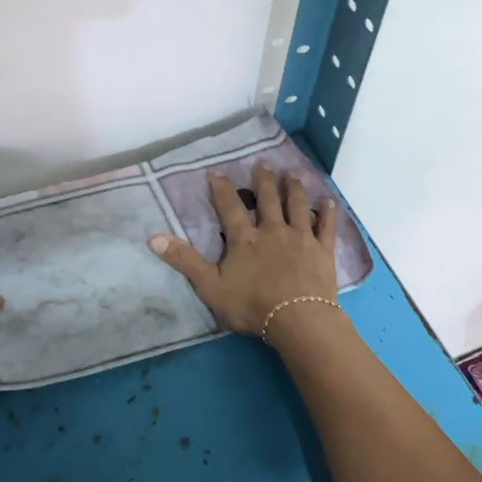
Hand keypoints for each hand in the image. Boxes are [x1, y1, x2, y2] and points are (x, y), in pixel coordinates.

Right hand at [149, 165, 340, 340]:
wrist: (297, 319)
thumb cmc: (252, 306)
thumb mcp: (210, 287)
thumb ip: (185, 261)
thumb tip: (153, 237)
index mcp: (244, 239)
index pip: (230, 208)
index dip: (222, 189)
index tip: (216, 171)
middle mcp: (273, 230)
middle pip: (268, 199)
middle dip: (263, 180)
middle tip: (263, 163)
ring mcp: (301, 238)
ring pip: (297, 206)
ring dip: (293, 188)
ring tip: (291, 174)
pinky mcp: (323, 250)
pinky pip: (326, 226)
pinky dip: (327, 213)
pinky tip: (329, 201)